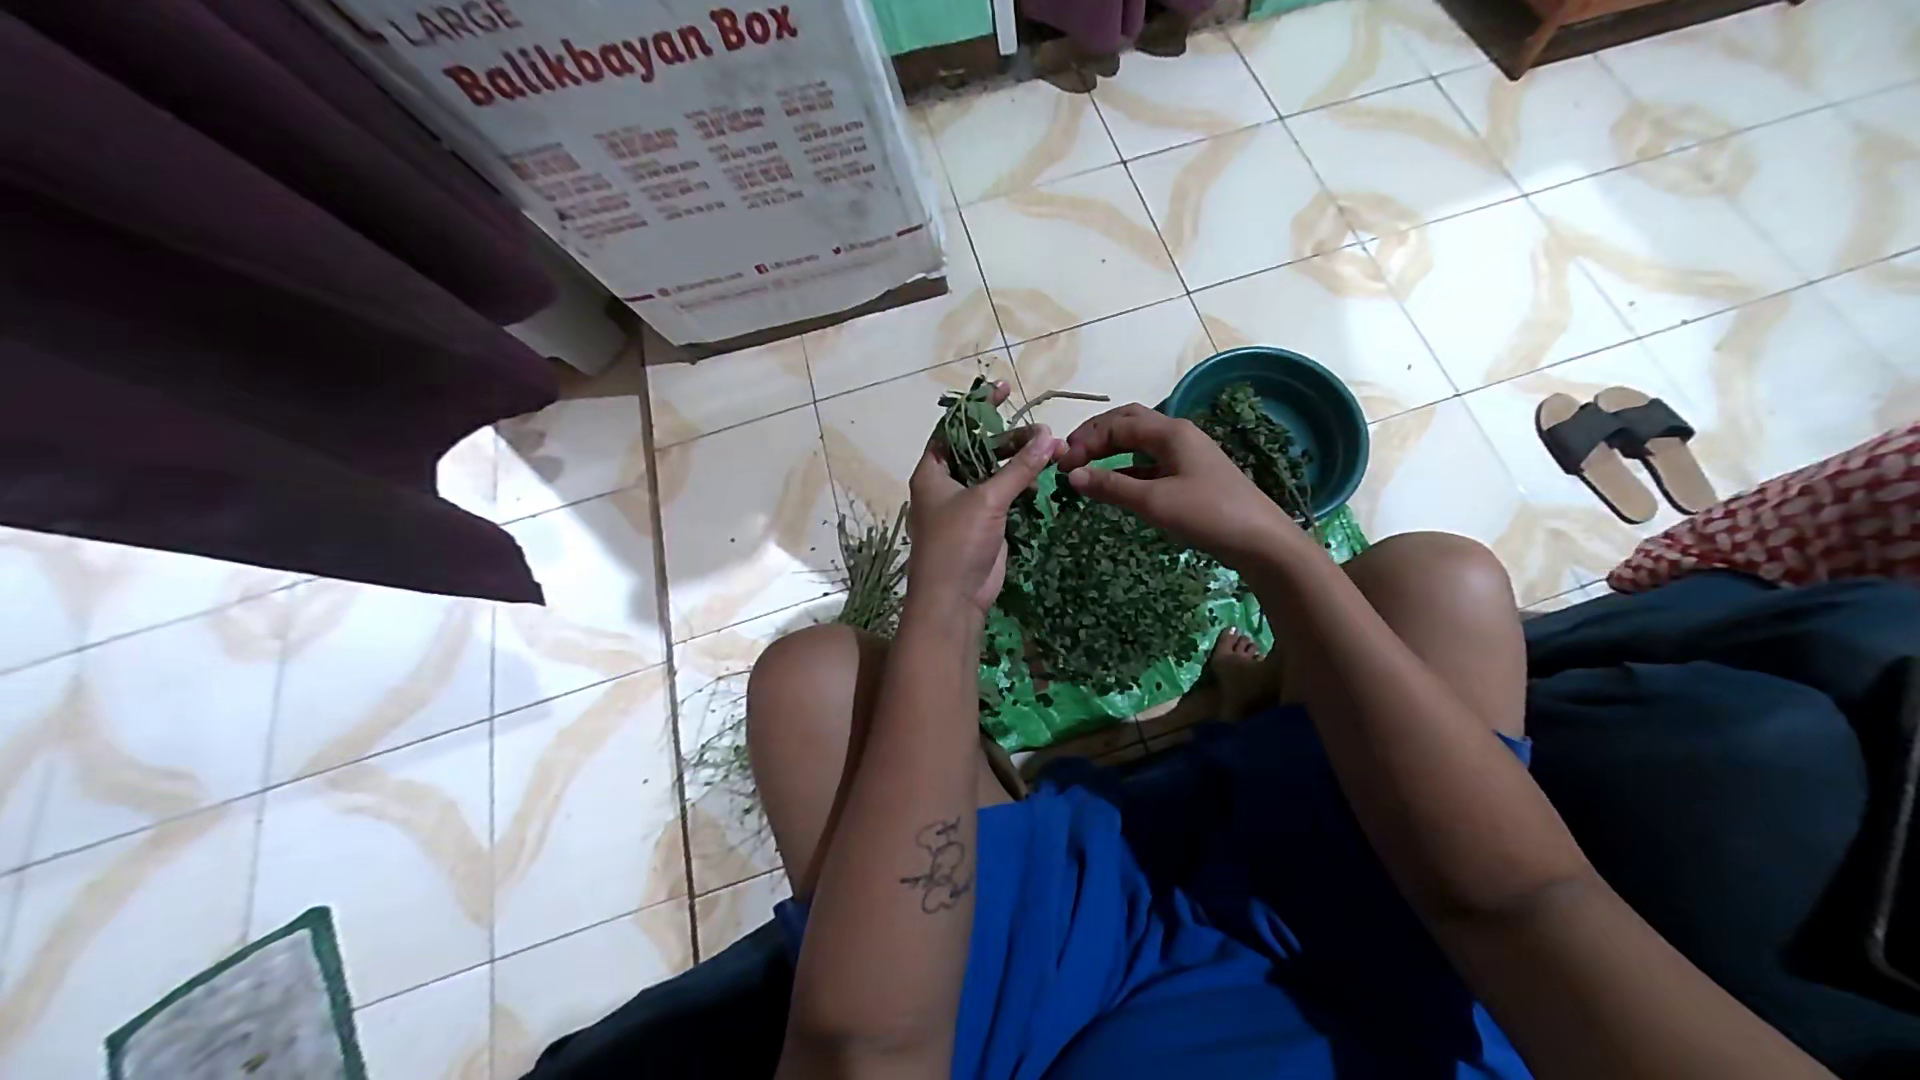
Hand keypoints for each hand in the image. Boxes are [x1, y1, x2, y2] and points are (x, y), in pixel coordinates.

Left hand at [907, 382, 1062, 616]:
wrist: (954, 599)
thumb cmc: (957, 543)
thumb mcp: (987, 500)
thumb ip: (1018, 468)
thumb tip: (1048, 436)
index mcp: (932, 471)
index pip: (954, 428)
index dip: (977, 407)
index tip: (1002, 387)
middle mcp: (946, 483)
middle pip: (978, 448)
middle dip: (1009, 436)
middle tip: (1041, 428)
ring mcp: (966, 504)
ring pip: (994, 471)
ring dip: (1019, 460)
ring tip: (1051, 449)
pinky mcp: (985, 522)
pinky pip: (1004, 494)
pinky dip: (1021, 484)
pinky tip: (1042, 475)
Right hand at [1058, 403, 1293, 568]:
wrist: (1261, 541)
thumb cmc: (1208, 515)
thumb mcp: (1154, 502)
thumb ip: (1111, 486)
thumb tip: (1071, 475)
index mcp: (1170, 432)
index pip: (1116, 425)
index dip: (1085, 441)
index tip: (1062, 466)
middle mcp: (1177, 435)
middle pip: (1128, 423)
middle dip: (1095, 436)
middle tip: (1069, 457)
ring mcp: (1185, 455)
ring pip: (1138, 443)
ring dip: (1109, 451)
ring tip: (1084, 468)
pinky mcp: (1190, 475)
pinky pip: (1149, 463)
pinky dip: (1125, 469)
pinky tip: (1113, 484)